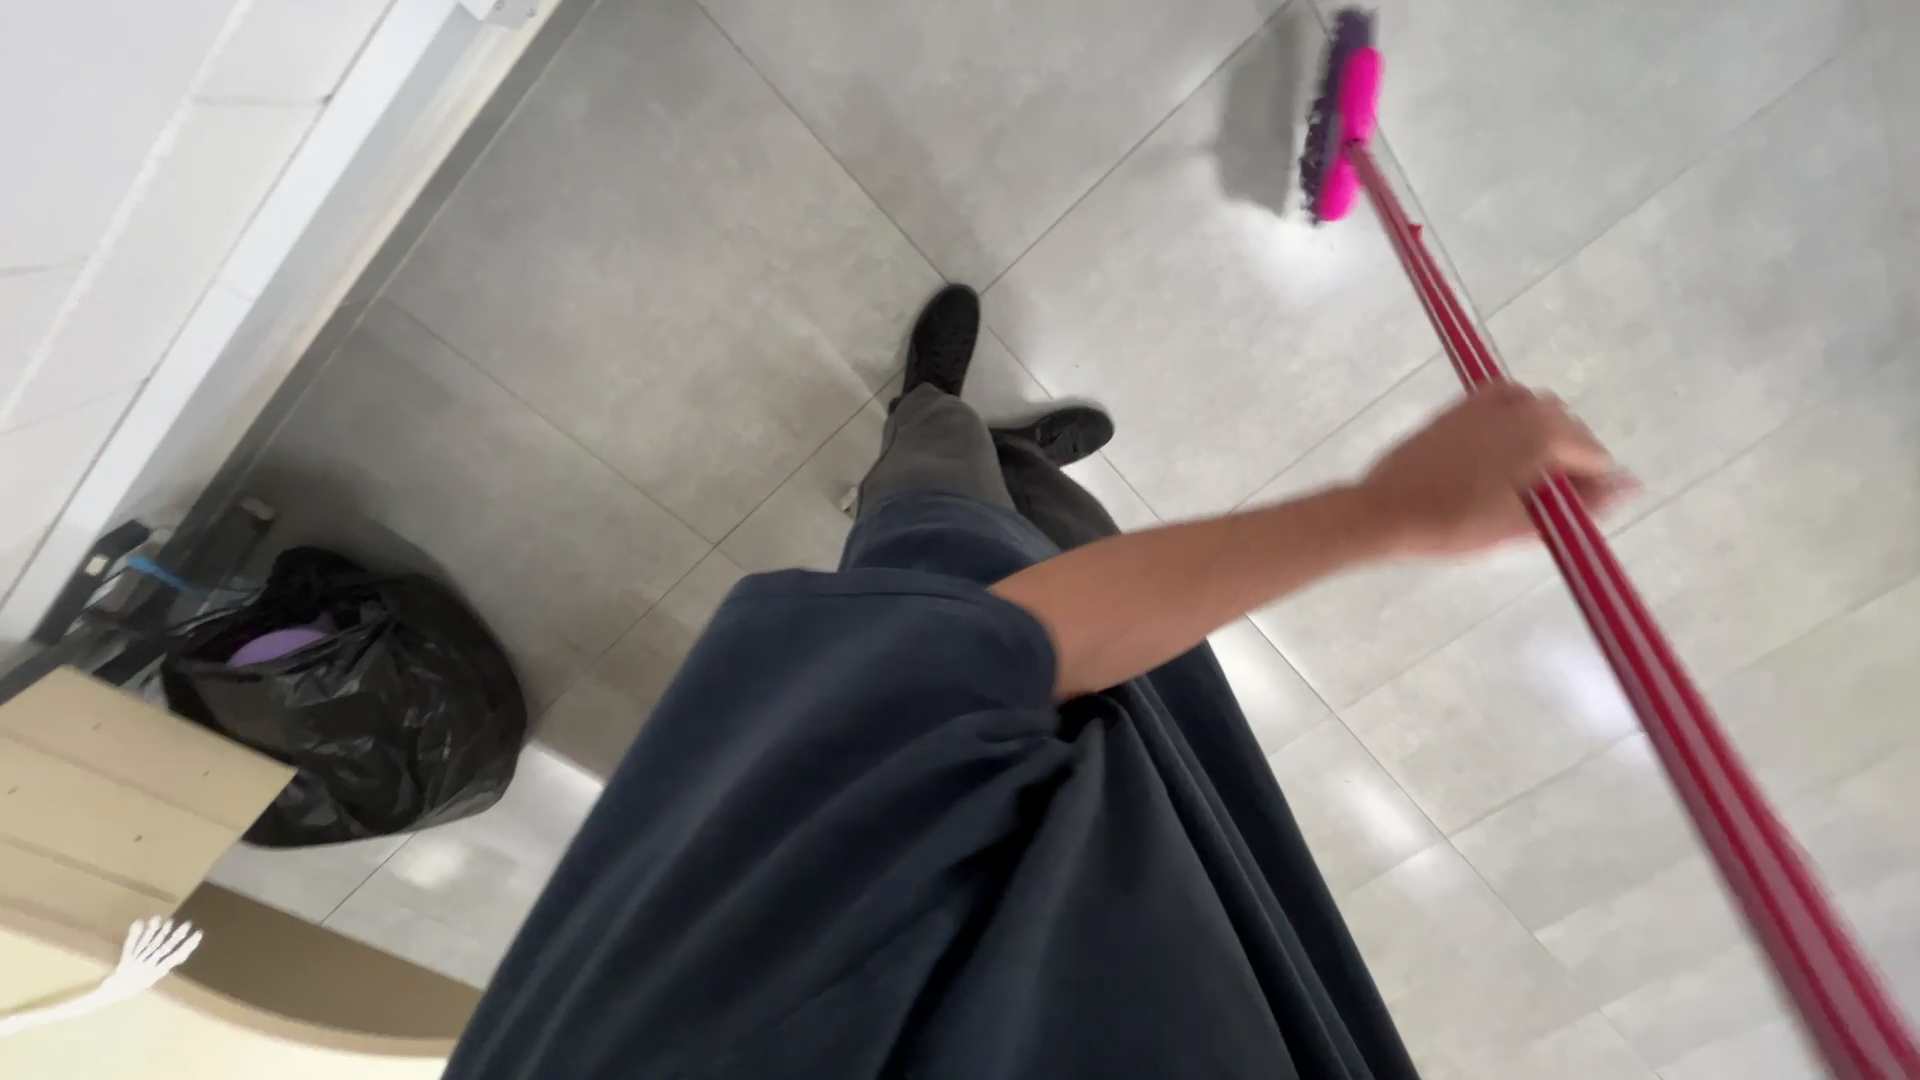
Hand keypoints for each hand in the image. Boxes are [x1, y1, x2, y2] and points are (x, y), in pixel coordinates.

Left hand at [1356, 384, 1635, 556]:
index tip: (1552, 510)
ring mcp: (1483, 404)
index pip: (1594, 456)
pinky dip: (1511, 412)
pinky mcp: (1454, 409)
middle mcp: (1519, 410)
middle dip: (1562, 459)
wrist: (1381, 513)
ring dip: (1538, 435)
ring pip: (1536, 408)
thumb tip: (1633, 482)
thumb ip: (1583, 504)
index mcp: (1543, 437)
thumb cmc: (1450, 526)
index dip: (1581, 488)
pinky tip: (1497, 443)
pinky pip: (1500, 395)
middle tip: (1531, 498)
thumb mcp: (1521, 526)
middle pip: (1568, 427)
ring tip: (1513, 476)